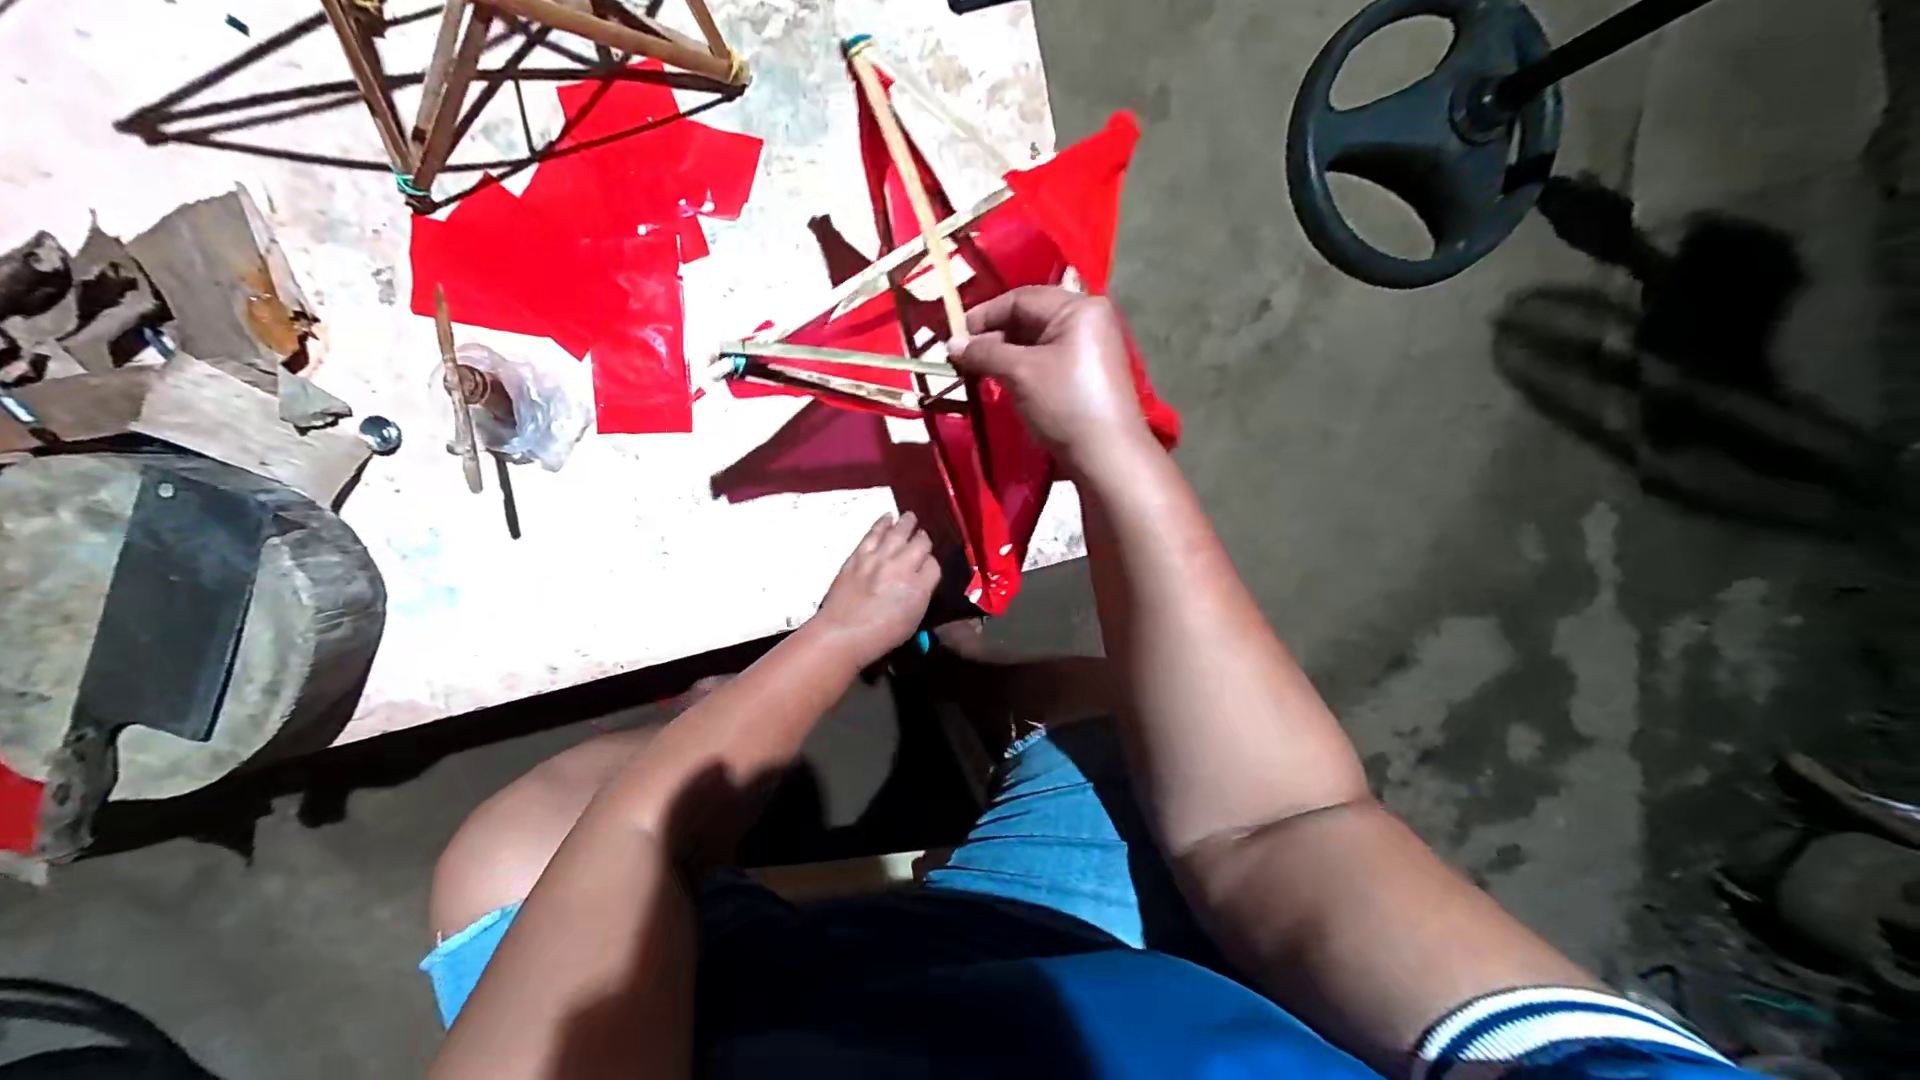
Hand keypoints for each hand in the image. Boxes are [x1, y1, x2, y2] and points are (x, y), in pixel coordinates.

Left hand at [809, 512, 941, 667]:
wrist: (842, 632)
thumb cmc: (880, 636)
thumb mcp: (912, 621)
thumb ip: (920, 596)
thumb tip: (921, 579)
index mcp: (919, 588)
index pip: (933, 565)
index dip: (931, 563)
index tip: (927, 565)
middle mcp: (902, 567)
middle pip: (920, 544)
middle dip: (923, 539)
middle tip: (922, 536)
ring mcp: (879, 558)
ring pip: (899, 532)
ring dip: (906, 522)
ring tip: (910, 516)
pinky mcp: (859, 555)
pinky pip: (874, 533)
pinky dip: (882, 523)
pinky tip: (888, 517)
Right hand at [953, 287, 1155, 469]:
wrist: (1105, 456)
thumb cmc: (1064, 403)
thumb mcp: (1020, 373)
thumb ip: (984, 353)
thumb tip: (951, 346)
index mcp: (1079, 308)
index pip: (1021, 299)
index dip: (984, 315)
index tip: (954, 336)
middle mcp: (1087, 320)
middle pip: (1029, 318)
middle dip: (993, 337)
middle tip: (962, 358)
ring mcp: (1089, 349)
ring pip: (1036, 342)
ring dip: (1004, 354)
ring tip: (976, 371)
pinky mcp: (1085, 375)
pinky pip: (1046, 361)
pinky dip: (1021, 368)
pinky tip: (1001, 382)